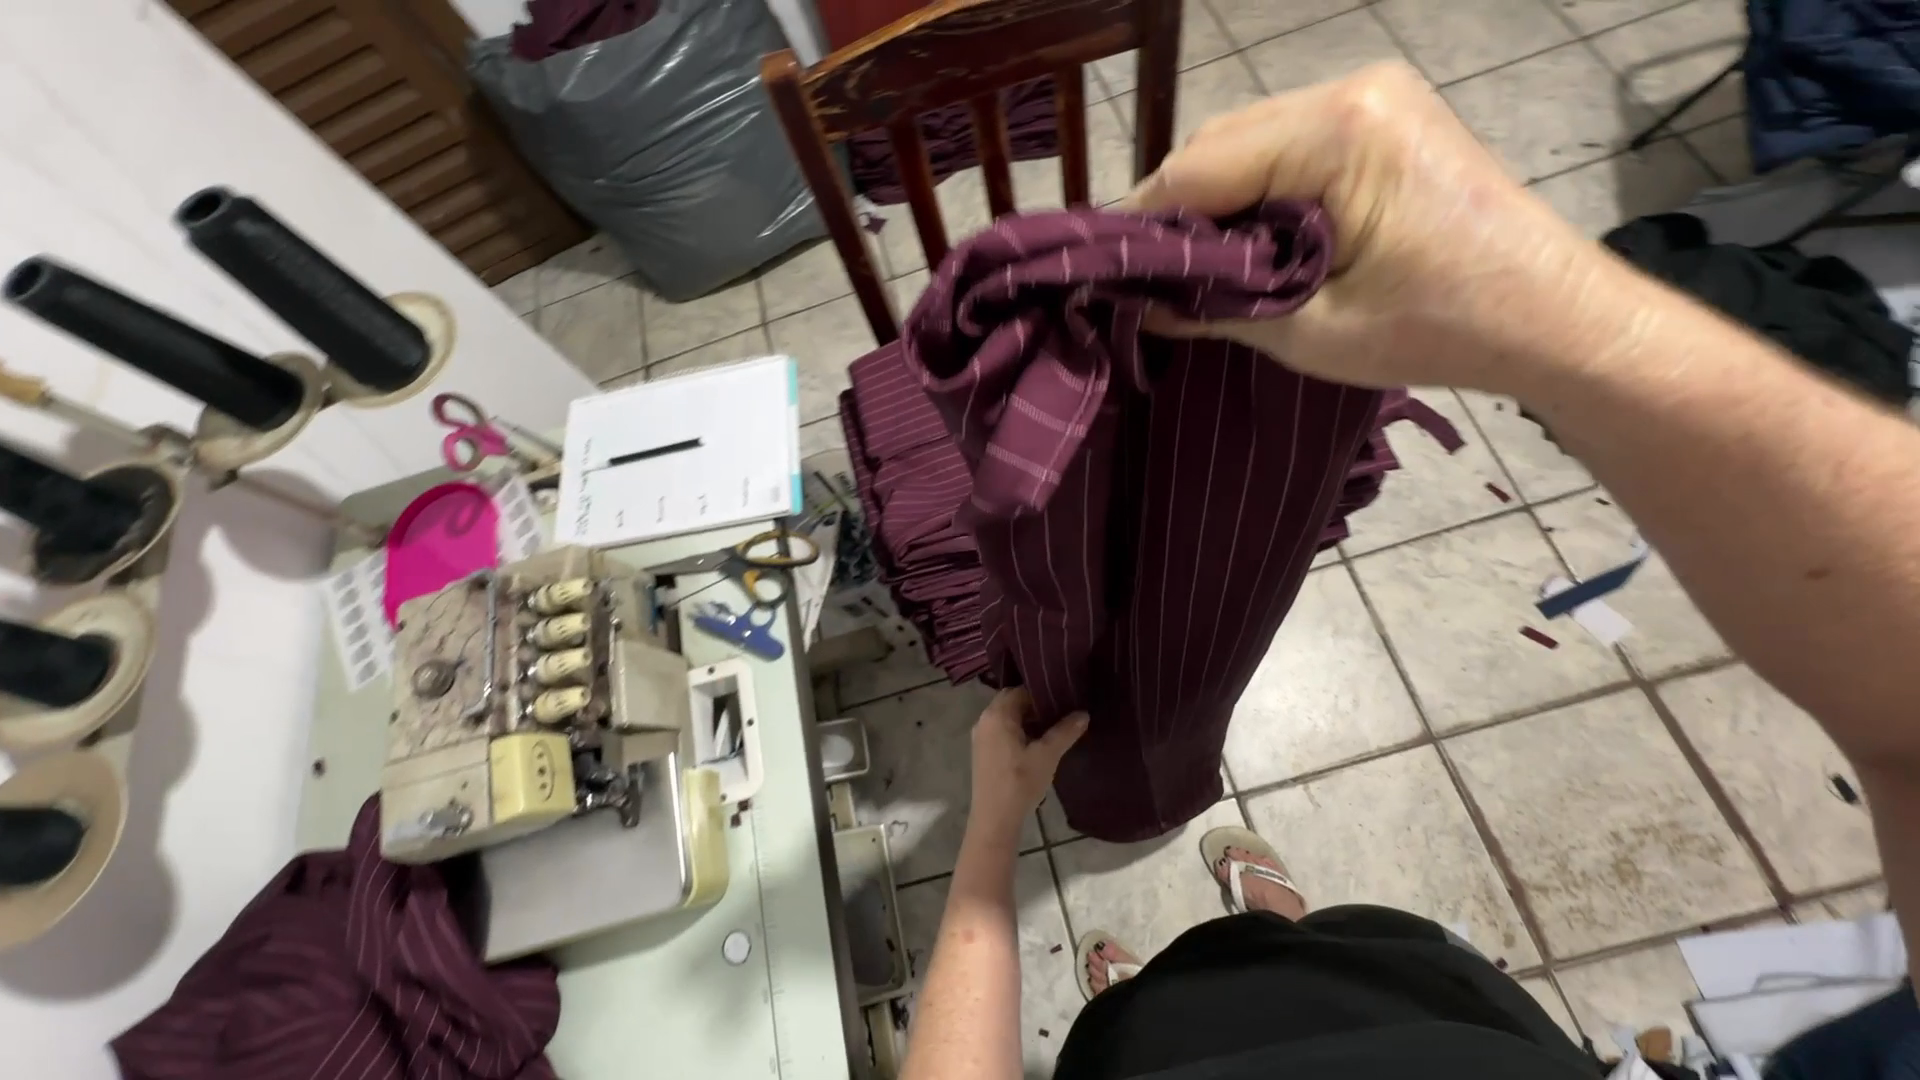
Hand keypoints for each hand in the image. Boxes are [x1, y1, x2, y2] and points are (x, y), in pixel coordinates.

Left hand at [967, 689, 1087, 839]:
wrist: (995, 818)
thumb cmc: (1020, 782)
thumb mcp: (1047, 755)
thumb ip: (1065, 731)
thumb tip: (1083, 713)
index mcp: (997, 714)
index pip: (1020, 690)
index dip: (1042, 693)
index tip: (1063, 698)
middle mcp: (984, 720)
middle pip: (1011, 701)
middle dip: (1035, 705)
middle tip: (1060, 711)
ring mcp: (981, 736)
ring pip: (1006, 717)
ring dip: (1027, 719)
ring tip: (1052, 727)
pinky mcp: (982, 751)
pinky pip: (1001, 730)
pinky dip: (1018, 731)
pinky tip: (1036, 743)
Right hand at [1124, 62, 1621, 395]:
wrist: (1551, 317)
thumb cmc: (1437, 330)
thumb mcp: (1308, 332)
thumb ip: (1214, 309)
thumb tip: (1139, 306)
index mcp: (1337, 133)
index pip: (1198, 168)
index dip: (1145, 225)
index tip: (1111, 276)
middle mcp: (1350, 91)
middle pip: (1216, 144)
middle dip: (1175, 212)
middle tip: (1151, 279)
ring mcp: (1370, 96)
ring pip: (1244, 142)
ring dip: (1210, 203)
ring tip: (1194, 268)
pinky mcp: (1380, 117)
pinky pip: (1282, 147)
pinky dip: (1250, 193)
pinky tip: (1243, 241)